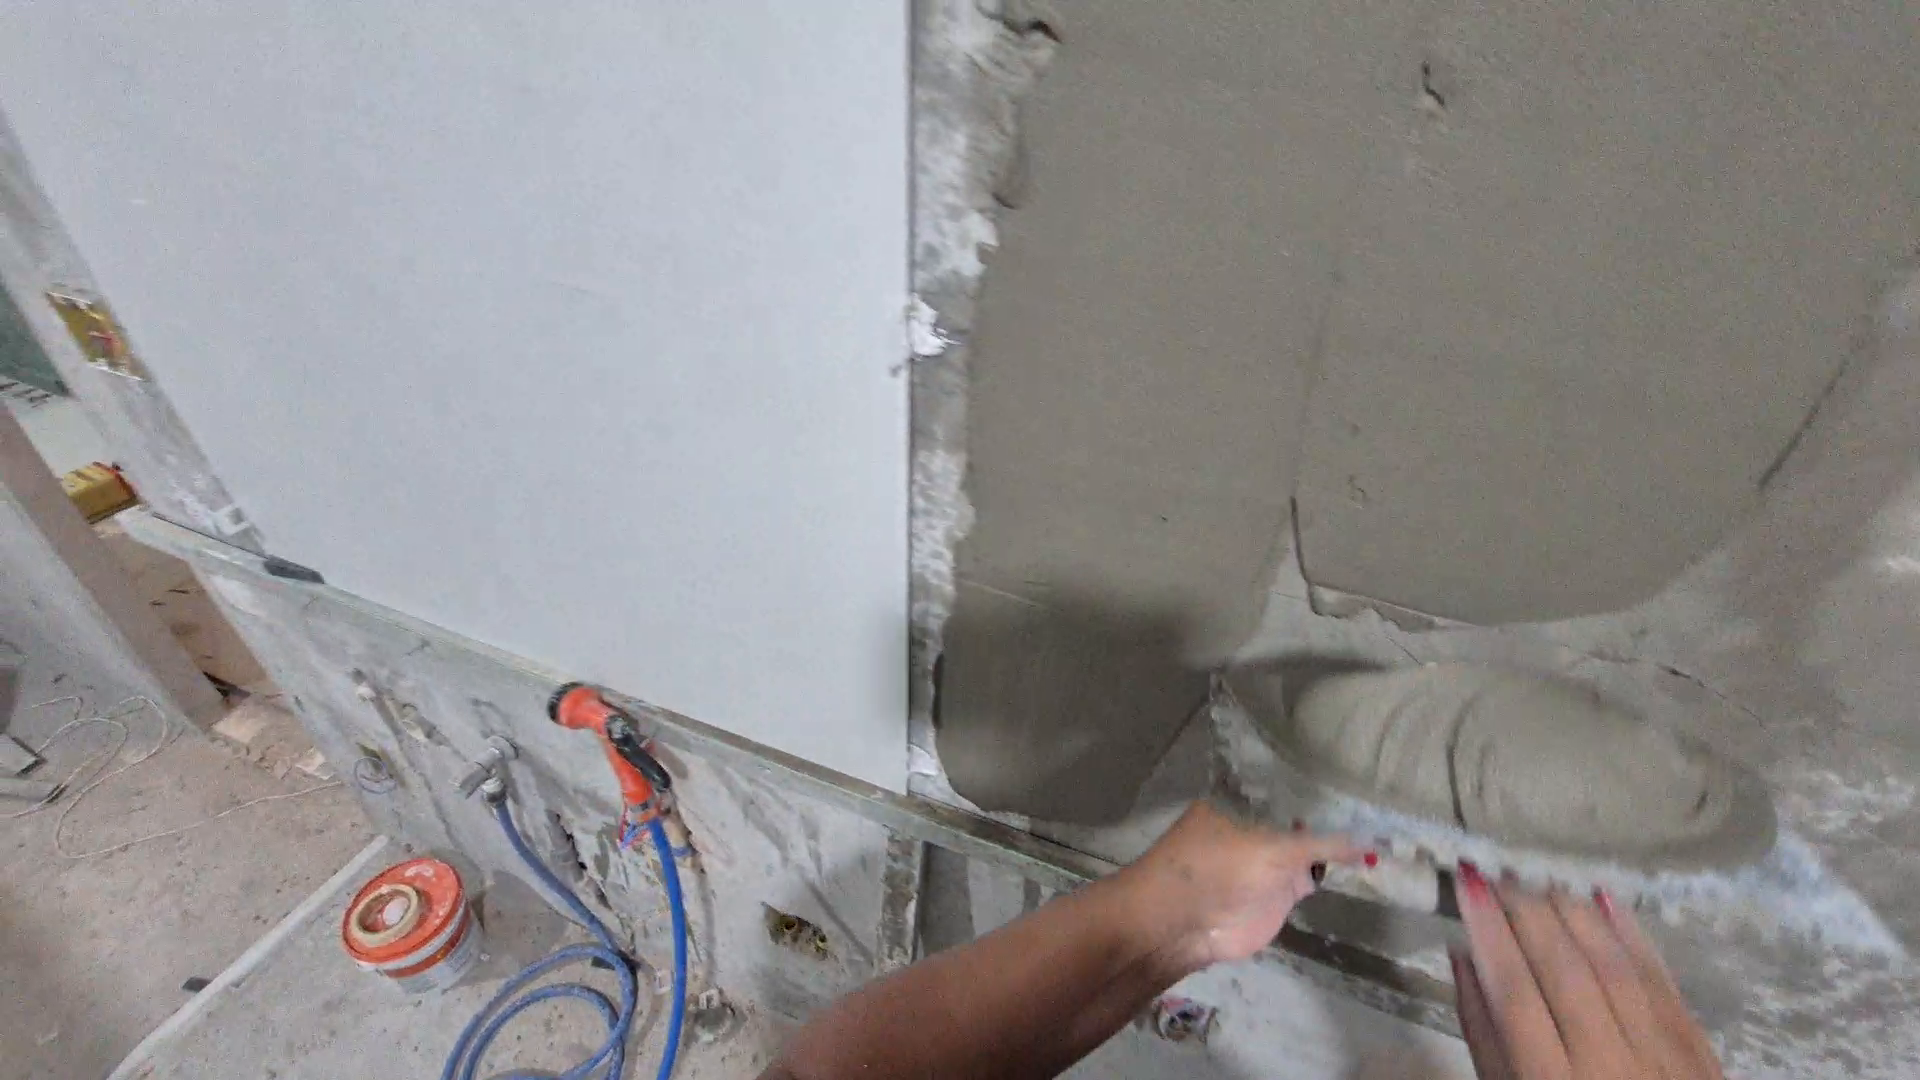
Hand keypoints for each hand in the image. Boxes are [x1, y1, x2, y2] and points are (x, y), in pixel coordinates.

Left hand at [1118, 800, 1362, 976]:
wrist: (1188, 922)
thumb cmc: (1217, 867)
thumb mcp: (1271, 849)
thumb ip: (1321, 843)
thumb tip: (1370, 840)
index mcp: (1238, 799)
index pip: (1284, 783)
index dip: (1316, 780)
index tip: (1355, 769)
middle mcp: (1255, 823)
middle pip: (1301, 814)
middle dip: (1334, 811)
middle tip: (1380, 795)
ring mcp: (1268, 857)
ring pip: (1310, 845)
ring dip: (1340, 839)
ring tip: (1384, 819)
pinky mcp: (1281, 889)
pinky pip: (1313, 873)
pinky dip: (1336, 866)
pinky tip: (1369, 854)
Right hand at [1451, 866, 1723, 1079]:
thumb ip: (1480, 1026)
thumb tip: (1462, 950)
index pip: (1513, 989)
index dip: (1487, 928)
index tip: (1465, 879)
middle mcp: (1610, 1068)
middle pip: (1565, 971)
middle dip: (1526, 909)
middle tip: (1497, 872)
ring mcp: (1665, 1062)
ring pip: (1615, 969)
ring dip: (1573, 913)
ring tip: (1539, 879)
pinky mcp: (1703, 1056)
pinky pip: (1665, 985)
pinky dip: (1633, 935)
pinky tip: (1603, 897)